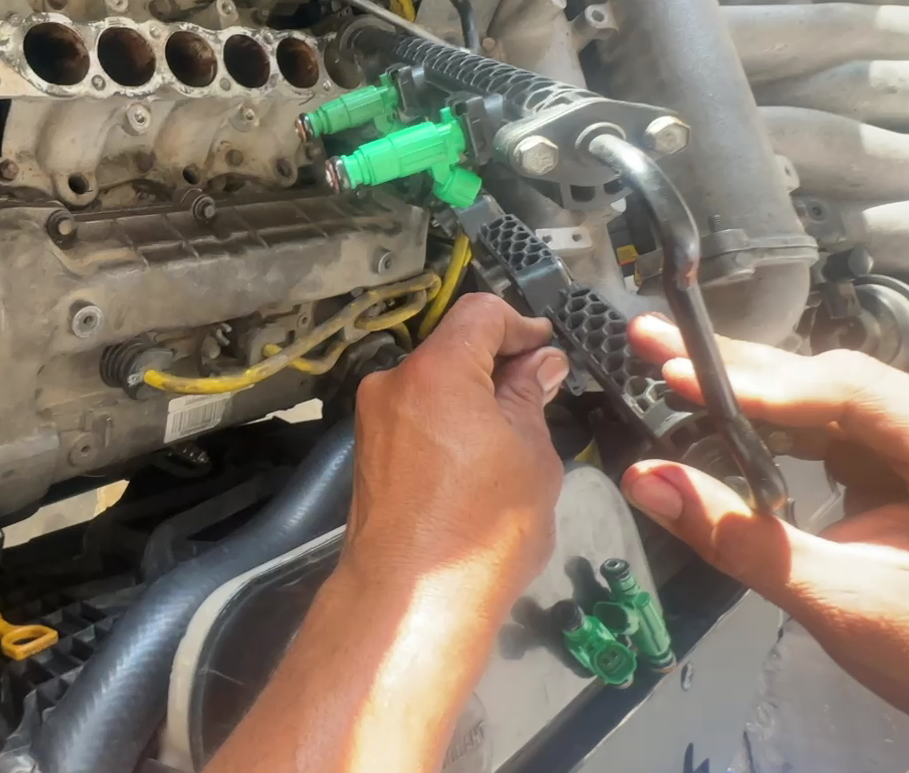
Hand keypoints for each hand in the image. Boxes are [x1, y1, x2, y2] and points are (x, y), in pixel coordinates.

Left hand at [347, 293, 569, 598]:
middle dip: (494, 362)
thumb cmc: (482, 527)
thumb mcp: (530, 455)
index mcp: (434, 370)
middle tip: (535, 392)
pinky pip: (411, 411)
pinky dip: (443, 417)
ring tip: (506, 434)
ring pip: (430, 381)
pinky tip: (470, 457)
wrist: (410, 593)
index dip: (518, 323)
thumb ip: (529, 396)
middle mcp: (392, 380)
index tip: (543, 346)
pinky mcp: (365, 443)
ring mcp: (372, 413)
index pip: (478, 313)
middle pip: (450, 347)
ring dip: (468, 392)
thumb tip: (539, 362)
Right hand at [622, 316, 908, 772]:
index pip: (860, 398)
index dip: (760, 384)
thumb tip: (641, 478)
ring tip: (670, 364)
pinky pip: (836, 422)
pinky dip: (771, 418)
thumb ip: (740, 540)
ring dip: (747, 386)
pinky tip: (719, 405)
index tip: (673, 374)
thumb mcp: (846, 608)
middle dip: (739, 368)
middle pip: (840, 383)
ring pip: (830, 395)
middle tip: (650, 340)